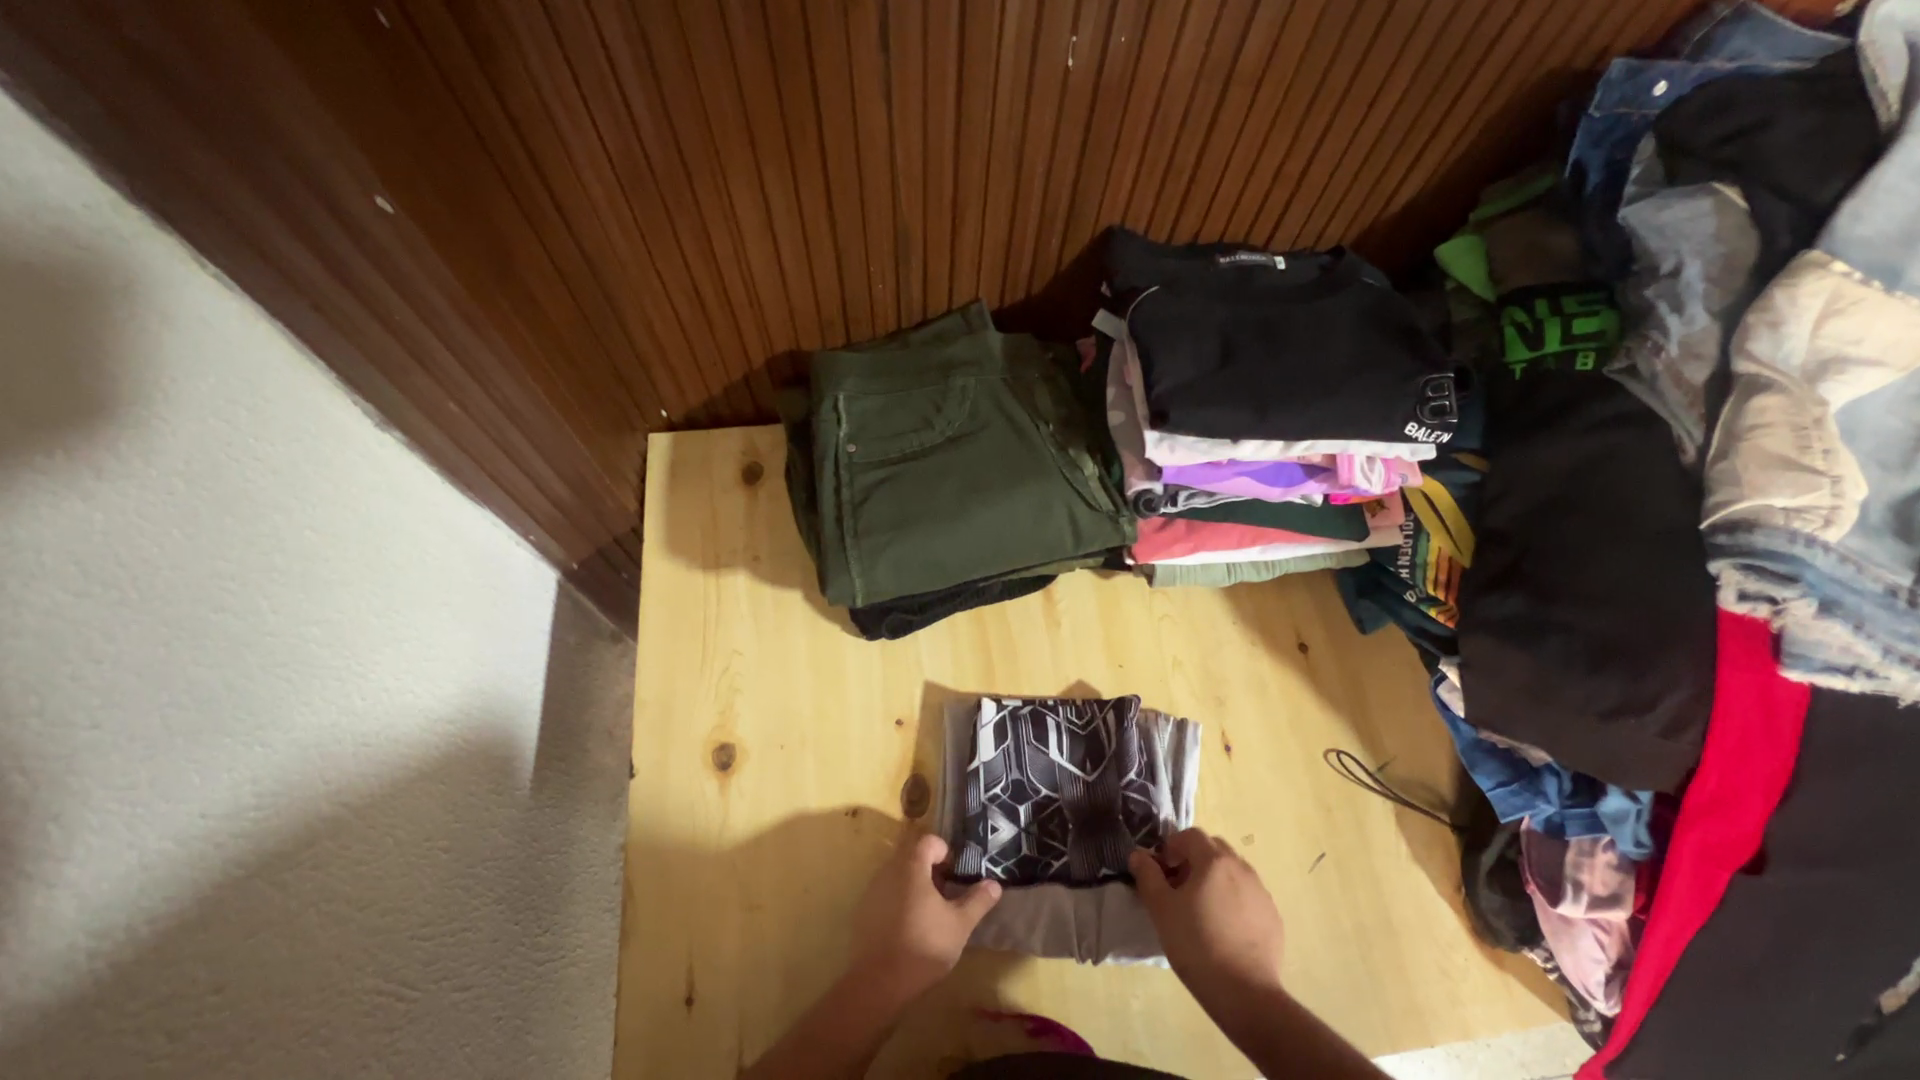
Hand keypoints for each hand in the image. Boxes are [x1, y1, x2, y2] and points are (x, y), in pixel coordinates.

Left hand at [851, 833, 1001, 998]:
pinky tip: (909, 926)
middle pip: (911, 856)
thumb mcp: (960, 924)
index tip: (955, 874)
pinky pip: (885, 893)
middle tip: (946, 893)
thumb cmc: (925, 946)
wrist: (880, 981)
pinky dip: (898, 900)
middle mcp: (888, 871)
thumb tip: (994, 884)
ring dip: (914, 885)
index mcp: (911, 867)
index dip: (945, 852)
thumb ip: (978, 900)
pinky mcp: (863, 911)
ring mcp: (872, 891)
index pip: (928, 841)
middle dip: (930, 869)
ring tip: (929, 911)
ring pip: (897, 875)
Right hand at [1130, 829, 1285, 1005]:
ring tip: (1201, 911)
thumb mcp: (1161, 909)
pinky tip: (1223, 930)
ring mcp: (1261, 892)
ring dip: (1214, 880)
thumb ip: (1147, 875)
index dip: (1172, 847)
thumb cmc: (1195, 944)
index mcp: (1214, 861)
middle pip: (1214, 849)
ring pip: (1233, 872)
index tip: (1162, 871)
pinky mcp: (1272, 917)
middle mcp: (1242, 868)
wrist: (1244, 992)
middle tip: (1179, 888)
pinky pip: (1248, 896)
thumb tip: (1138, 854)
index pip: (1191, 835)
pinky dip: (1232, 901)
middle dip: (1194, 859)